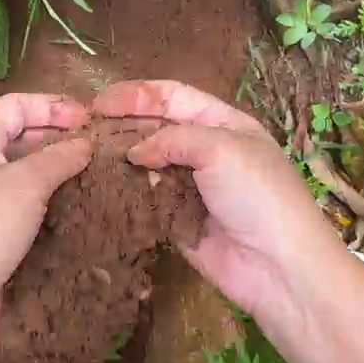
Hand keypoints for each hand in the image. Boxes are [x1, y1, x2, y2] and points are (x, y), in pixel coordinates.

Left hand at [0, 93, 91, 341]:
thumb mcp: (26, 184)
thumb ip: (58, 158)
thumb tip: (85, 144)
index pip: (16, 106)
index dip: (51, 105)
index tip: (88, 118)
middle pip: (20, 137)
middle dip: (58, 136)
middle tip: (98, 146)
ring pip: (25, 173)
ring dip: (58, 171)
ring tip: (96, 174)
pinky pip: (25, 205)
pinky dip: (50, 202)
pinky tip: (78, 208)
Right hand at [92, 80, 346, 327]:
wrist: (279, 267)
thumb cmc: (259, 195)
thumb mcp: (222, 149)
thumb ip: (172, 139)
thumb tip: (133, 152)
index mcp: (223, 123)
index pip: (173, 96)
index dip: (137, 95)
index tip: (99, 103)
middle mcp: (206, 150)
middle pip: (156, 128)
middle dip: (122, 126)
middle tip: (84, 131)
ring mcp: (191, 187)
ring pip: (147, 164)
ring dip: (119, 160)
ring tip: (85, 158)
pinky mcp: (177, 220)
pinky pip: (146, 200)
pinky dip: (126, 193)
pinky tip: (99, 188)